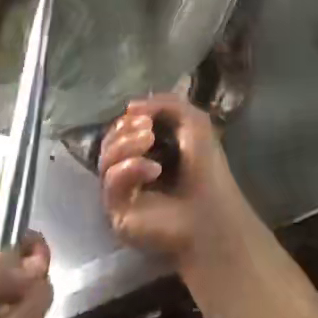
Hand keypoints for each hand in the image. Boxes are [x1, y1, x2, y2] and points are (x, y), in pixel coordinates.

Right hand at [99, 95, 255, 264]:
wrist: (211, 210)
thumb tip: (130, 105)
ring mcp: (121, 193)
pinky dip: (130, 168)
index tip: (146, 116)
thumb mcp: (193, 122)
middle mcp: (130, 170)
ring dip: (126, 144)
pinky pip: (110, 183)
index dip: (130, 118)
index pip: (122, 129)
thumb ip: (167, 104)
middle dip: (125, 129)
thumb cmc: (206, 166)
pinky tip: (153, 170)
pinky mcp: (116, 213)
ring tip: (150, 140)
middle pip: (108, 142)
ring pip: (105, 161)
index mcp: (146, 149)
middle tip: (148, 130)